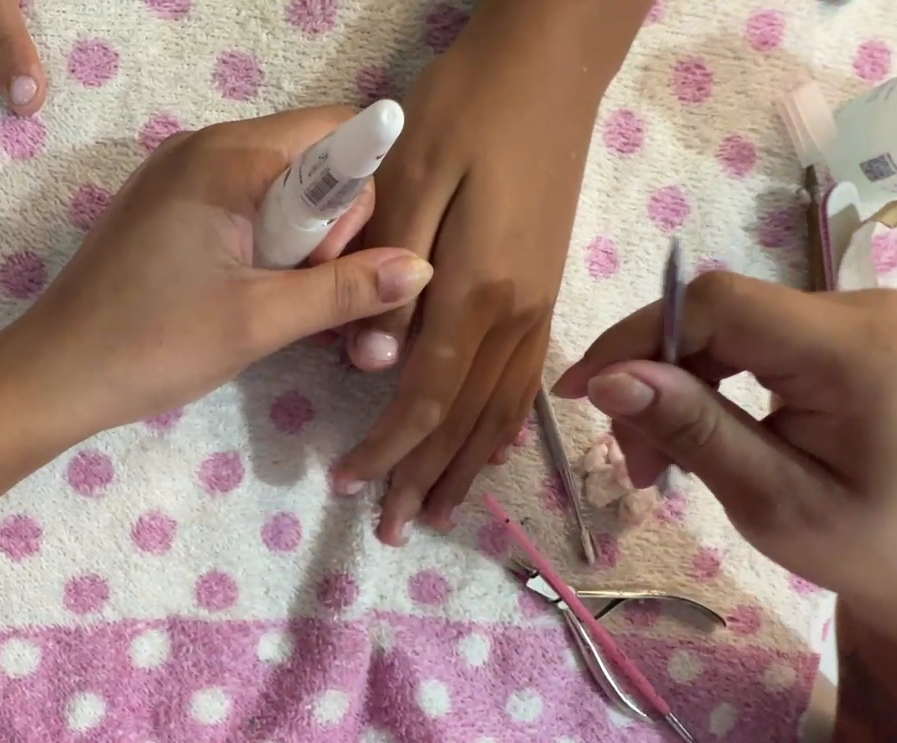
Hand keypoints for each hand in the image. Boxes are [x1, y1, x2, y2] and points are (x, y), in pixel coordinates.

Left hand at [8, 108, 432, 435]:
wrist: (54, 376)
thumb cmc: (153, 345)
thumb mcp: (259, 320)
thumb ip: (344, 291)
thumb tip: (419, 266)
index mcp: (228, 156)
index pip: (339, 134)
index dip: (357, 202)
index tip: (328, 270)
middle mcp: (203, 148)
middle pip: (309, 162)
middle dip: (328, 231)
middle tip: (302, 298)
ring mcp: (178, 179)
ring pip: (275, 193)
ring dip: (294, 249)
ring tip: (272, 307)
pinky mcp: (164, 213)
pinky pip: (237, 211)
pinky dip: (258, 251)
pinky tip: (244, 299)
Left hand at [330, 0, 647, 545]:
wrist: (549, 59)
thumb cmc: (465, 109)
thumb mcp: (410, 179)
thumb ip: (389, 274)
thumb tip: (376, 364)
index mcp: (480, 290)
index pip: (424, 398)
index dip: (386, 450)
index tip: (346, 486)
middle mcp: (519, 313)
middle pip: (465, 421)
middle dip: (422, 478)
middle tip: (391, 529)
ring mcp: (539, 304)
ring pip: (500, 411)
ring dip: (465, 468)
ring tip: (437, 512)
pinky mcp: (544, 291)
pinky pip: (523, 381)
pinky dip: (501, 429)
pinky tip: (486, 454)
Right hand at [553, 274, 896, 617]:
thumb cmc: (855, 543)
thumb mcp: (763, 497)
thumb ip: (689, 429)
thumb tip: (606, 379)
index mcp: (859, 351)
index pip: (718, 305)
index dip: (634, 337)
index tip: (579, 393)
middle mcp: (867, 312)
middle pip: (716, 315)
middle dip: (652, 377)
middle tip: (631, 458)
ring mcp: (859, 320)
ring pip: (721, 329)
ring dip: (671, 388)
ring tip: (659, 459)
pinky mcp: (844, 337)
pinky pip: (745, 341)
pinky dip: (702, 386)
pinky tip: (695, 433)